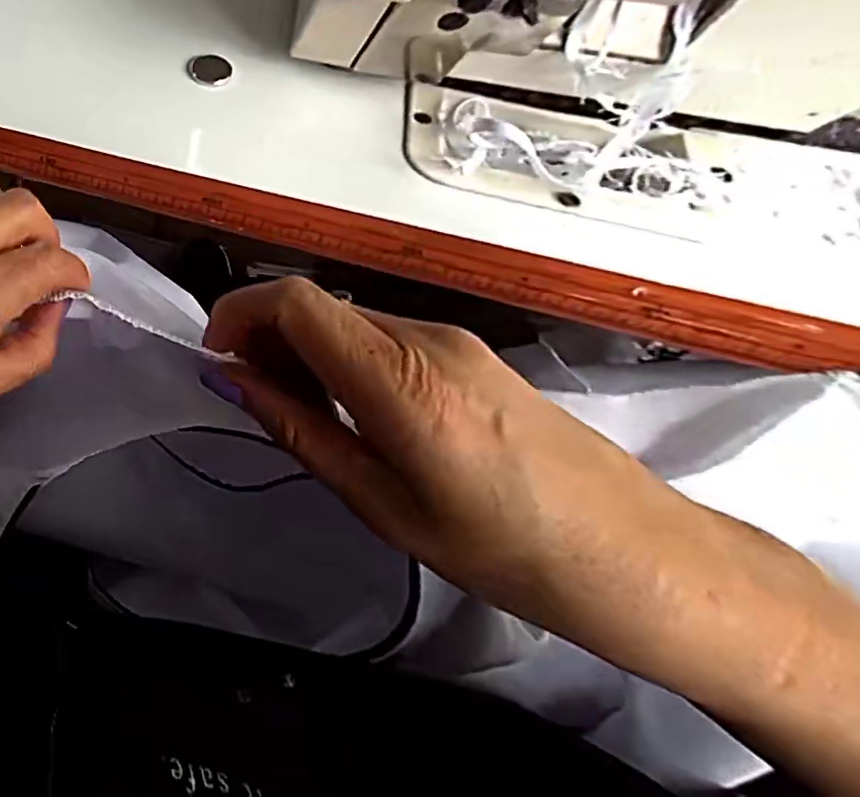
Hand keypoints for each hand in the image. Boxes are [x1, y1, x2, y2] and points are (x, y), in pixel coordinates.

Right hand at [203, 277, 710, 639]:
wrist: (641, 558)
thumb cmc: (511, 550)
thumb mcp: (381, 503)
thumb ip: (299, 429)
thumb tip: (238, 384)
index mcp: (401, 382)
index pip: (294, 301)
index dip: (238, 313)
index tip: (218, 356)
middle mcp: (425, 340)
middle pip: (314, 305)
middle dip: (263, 338)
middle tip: (252, 395)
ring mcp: (451, 339)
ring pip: (343, 319)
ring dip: (301, 351)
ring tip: (300, 411)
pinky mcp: (465, 350)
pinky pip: (379, 335)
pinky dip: (341, 359)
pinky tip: (349, 410)